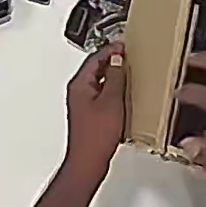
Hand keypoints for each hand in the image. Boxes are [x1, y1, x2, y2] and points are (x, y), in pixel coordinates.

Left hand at [62, 42, 126, 181]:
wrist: (88, 161)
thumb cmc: (96, 135)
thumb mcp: (111, 101)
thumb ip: (114, 78)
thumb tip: (117, 60)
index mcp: (80, 84)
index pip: (94, 58)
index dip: (110, 49)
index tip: (122, 45)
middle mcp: (78, 91)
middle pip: (95, 68)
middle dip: (111, 60)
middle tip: (126, 55)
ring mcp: (82, 103)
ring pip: (98, 81)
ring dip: (112, 75)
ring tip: (127, 71)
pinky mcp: (89, 114)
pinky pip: (101, 93)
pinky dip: (112, 89)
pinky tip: (123, 94)